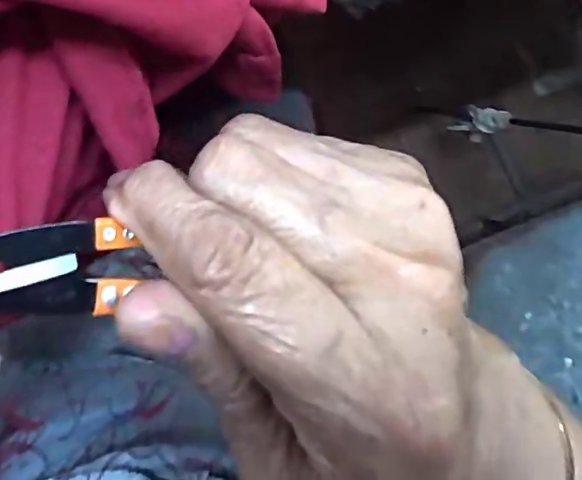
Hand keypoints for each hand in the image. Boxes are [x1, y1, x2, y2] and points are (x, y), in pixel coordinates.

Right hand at [106, 115, 581, 479]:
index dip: (164, 219)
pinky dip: (269, 165)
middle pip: (243, 176)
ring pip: (262, 140)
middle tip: (182, 235)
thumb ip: (209, 363)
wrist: (463, 401)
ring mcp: (412, 211)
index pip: (240, 267)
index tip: (117, 199)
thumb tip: (132, 300)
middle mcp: (400, 278)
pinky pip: (294, 133)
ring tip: (243, 227)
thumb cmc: (354, 448)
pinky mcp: (410, 173)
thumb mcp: (270, 449)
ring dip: (227, 177)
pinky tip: (288, 213)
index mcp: (368, 379)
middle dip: (189, 194)